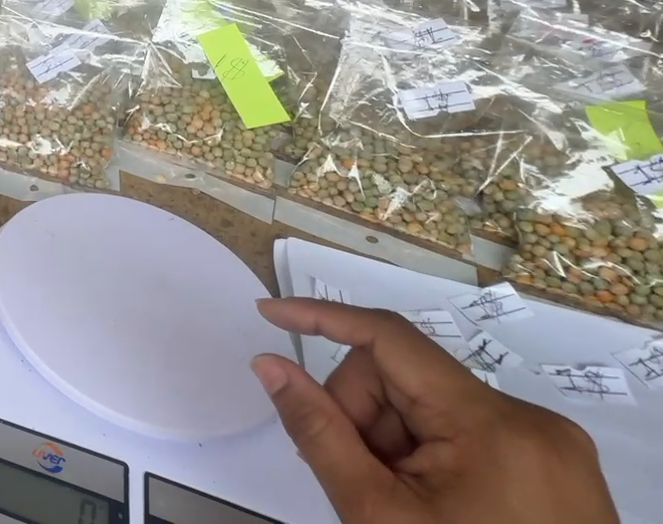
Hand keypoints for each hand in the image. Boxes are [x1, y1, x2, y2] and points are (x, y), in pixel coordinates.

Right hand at [250, 298, 616, 523]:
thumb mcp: (375, 509)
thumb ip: (317, 430)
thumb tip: (268, 363)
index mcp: (492, 423)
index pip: (388, 338)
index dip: (320, 316)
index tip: (268, 313)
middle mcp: (528, 420)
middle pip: (399, 378)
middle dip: (359, 415)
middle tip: (354, 472)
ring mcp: (546, 445)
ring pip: (422, 405)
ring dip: (386, 439)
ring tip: (393, 496)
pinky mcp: (548, 466)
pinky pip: (456, 430)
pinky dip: (418, 453)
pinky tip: (419, 496)